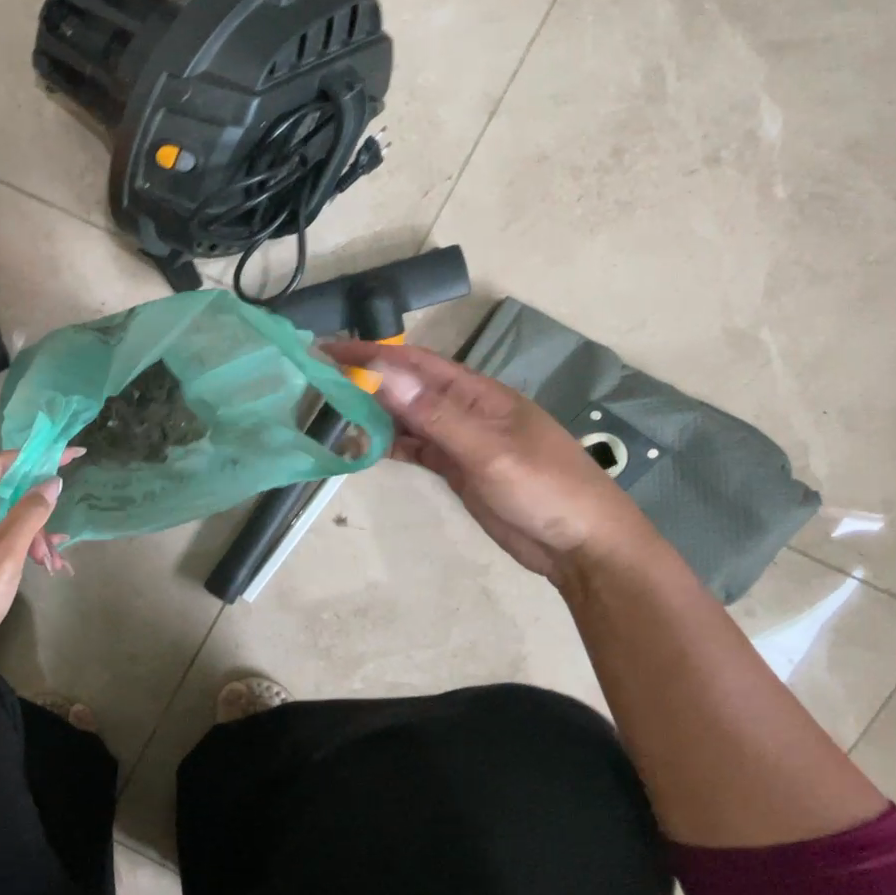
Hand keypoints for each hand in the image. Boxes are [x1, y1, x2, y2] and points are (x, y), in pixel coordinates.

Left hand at [0, 450, 75, 701]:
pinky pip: (4, 544)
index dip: (33, 456)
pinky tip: (46, 566)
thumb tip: (52, 481)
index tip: (70, 455)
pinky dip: (25, 551)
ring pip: (8, 522)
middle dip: (38, 509)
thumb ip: (30, 512)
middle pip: (6, 494)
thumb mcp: (5, 552)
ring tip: (53, 561)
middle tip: (61, 531)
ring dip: (35, 536)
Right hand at [325, 341, 656, 583]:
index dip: (371, 354)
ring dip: (370, 411)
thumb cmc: (545, 490)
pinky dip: (386, 443)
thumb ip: (434, 415)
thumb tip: (385, 375)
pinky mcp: (457, 467)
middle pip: (406, 387)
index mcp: (478, 395)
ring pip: (406, 417)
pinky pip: (413, 446)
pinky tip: (359, 445)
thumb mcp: (488, 451)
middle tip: (313, 379)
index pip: (416, 364)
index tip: (326, 349)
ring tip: (326, 409)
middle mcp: (465, 410)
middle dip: (363, 378)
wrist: (582, 545)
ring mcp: (461, 440)